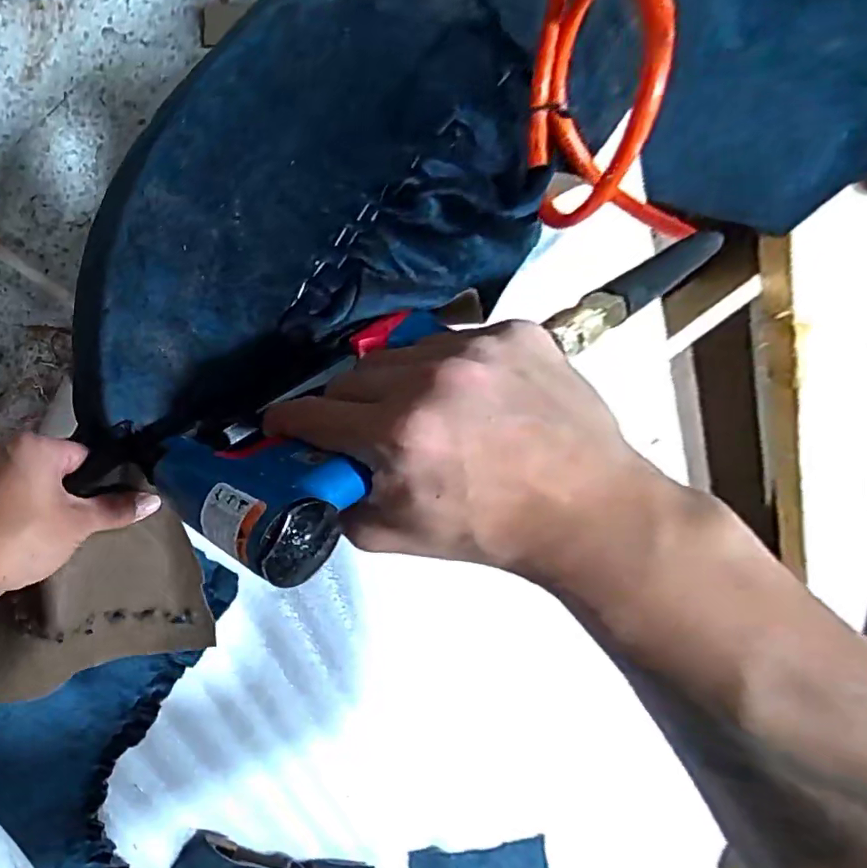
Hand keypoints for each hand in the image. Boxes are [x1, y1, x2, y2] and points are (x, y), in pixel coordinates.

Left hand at [0, 433, 160, 602]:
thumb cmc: (27, 537)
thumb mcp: (77, 524)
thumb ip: (114, 509)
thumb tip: (153, 499)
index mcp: (36, 445)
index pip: (85, 456)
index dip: (101, 482)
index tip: (110, 506)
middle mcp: (13, 449)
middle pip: (63, 470)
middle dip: (77, 496)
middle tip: (90, 524)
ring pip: (42, 486)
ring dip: (56, 506)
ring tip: (68, 533)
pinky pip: (23, 497)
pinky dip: (34, 512)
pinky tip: (42, 535)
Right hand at [262, 320, 684, 587]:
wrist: (588, 509)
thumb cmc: (484, 529)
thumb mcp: (388, 534)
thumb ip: (336, 501)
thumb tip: (315, 475)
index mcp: (397, 433)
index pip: (311, 413)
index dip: (285, 421)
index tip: (278, 427)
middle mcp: (431, 379)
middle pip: (347, 378)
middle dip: (340, 407)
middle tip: (356, 431)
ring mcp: (478, 348)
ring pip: (396, 354)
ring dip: (390, 383)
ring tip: (414, 411)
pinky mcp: (518, 333)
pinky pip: (451, 340)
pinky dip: (442, 367)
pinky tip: (461, 395)